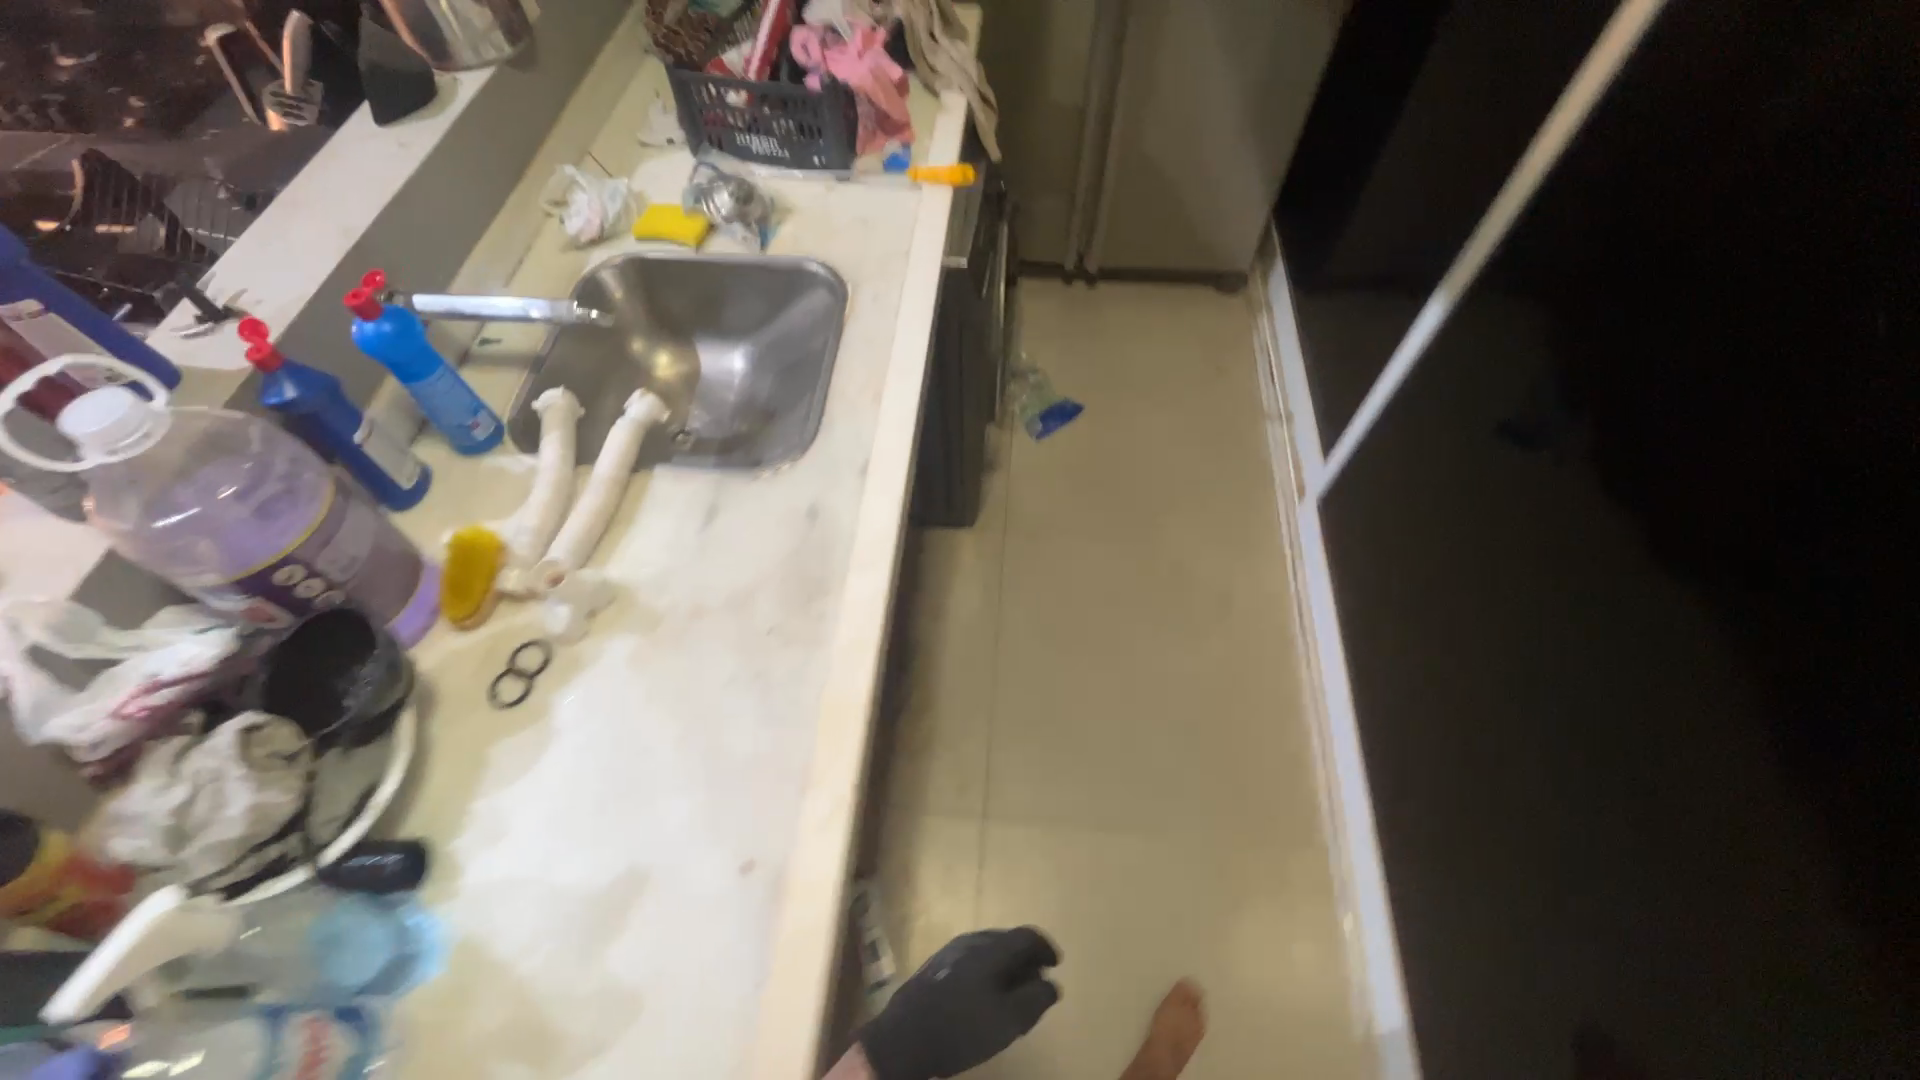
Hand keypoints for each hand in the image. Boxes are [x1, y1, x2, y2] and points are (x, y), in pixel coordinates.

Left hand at [857, 927, 1062, 1079]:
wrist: (903, 1039)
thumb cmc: (961, 1029)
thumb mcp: (1008, 1021)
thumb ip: (1035, 999)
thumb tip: (1051, 983)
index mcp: (990, 949)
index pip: (1025, 935)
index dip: (1045, 947)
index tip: (1056, 965)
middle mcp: (969, 941)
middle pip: (1006, 940)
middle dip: (1026, 959)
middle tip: (1036, 982)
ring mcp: (948, 952)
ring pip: (987, 951)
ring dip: (1005, 966)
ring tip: (1013, 993)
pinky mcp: (935, 967)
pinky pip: (971, 961)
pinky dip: (987, 972)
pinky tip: (984, 997)